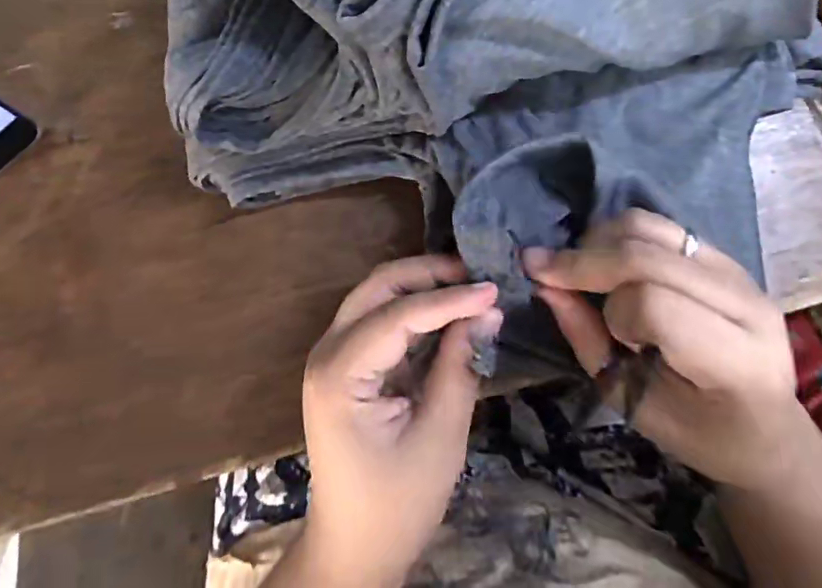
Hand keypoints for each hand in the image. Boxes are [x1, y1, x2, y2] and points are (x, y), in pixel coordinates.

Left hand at [291, 256, 501, 587]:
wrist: (354, 546)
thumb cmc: (397, 502)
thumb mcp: (439, 437)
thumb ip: (459, 366)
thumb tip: (487, 310)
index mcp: (340, 374)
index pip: (398, 315)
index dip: (449, 298)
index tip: (493, 288)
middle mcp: (327, 351)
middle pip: (378, 288)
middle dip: (429, 275)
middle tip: (477, 276)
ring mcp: (333, 354)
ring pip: (378, 296)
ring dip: (422, 286)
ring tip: (469, 287)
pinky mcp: (347, 363)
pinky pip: (381, 319)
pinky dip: (416, 309)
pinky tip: (449, 311)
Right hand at [526, 211, 812, 489]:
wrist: (767, 428)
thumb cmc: (702, 433)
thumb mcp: (637, 407)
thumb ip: (590, 343)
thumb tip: (544, 287)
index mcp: (735, 359)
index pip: (655, 304)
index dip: (609, 308)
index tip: (576, 313)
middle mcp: (744, 303)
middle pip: (647, 253)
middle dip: (586, 258)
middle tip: (542, 268)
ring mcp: (737, 270)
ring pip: (650, 226)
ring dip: (600, 239)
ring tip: (577, 267)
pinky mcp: (724, 255)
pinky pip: (660, 226)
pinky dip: (620, 235)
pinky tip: (605, 260)